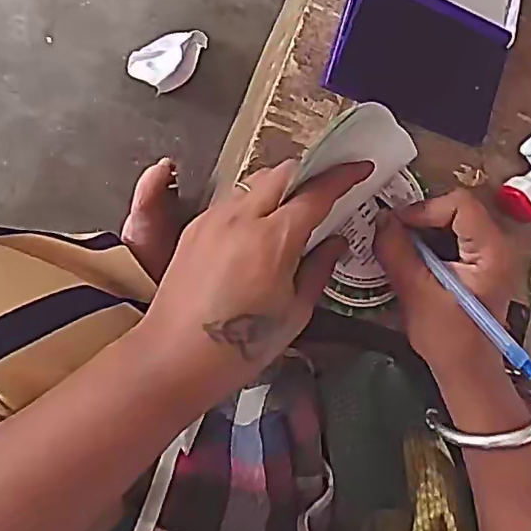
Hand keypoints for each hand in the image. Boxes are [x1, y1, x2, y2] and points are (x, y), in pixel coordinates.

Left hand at [136, 159, 369, 400]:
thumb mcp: (294, 313)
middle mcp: (242, 218)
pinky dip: (255, 202)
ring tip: (294, 211)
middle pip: (285, 172)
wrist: (170, 362)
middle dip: (311, 173)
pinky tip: (259, 229)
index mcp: (273, 239)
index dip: (343, 176)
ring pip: (257, 181)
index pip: (317, 192)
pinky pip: (233, 200)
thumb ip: (319, 269)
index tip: (360, 168)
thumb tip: (335, 243)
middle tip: (328, 188)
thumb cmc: (237, 348)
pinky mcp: (195, 228)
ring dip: (282, 186)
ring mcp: (214, 219)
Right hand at [372, 190, 523, 379]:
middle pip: (456, 209)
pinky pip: (451, 238)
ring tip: (399, 247)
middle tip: (394, 233)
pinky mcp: (477, 264)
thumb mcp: (417, 293)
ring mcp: (489, 255)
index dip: (424, 209)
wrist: (469, 374)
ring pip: (451, 222)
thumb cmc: (451, 341)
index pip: (460, 204)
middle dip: (421, 218)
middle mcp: (496, 246)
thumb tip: (382, 219)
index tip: (399, 224)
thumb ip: (397, 251)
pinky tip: (411, 259)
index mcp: (491, 251)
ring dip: (422, 230)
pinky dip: (428, 242)